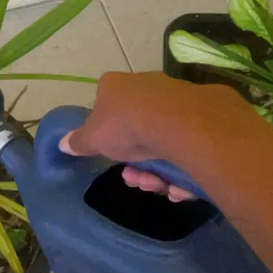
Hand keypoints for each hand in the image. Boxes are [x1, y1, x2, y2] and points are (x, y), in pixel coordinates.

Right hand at [59, 71, 256, 198]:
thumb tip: (63, 143)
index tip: (111, 148)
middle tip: (135, 177)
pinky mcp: (208, 112)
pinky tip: (180, 188)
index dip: (107, 127)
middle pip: (138, 125)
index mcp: (116, 85)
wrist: (182, 125)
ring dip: (158, 170)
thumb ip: (79, 141)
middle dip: (135, 158)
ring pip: (165, 139)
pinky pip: (191, 144)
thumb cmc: (127, 126)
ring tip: (158, 187)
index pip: (107, 100)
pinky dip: (184, 169)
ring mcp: (179, 97)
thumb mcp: (93, 138)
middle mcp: (147, 84)